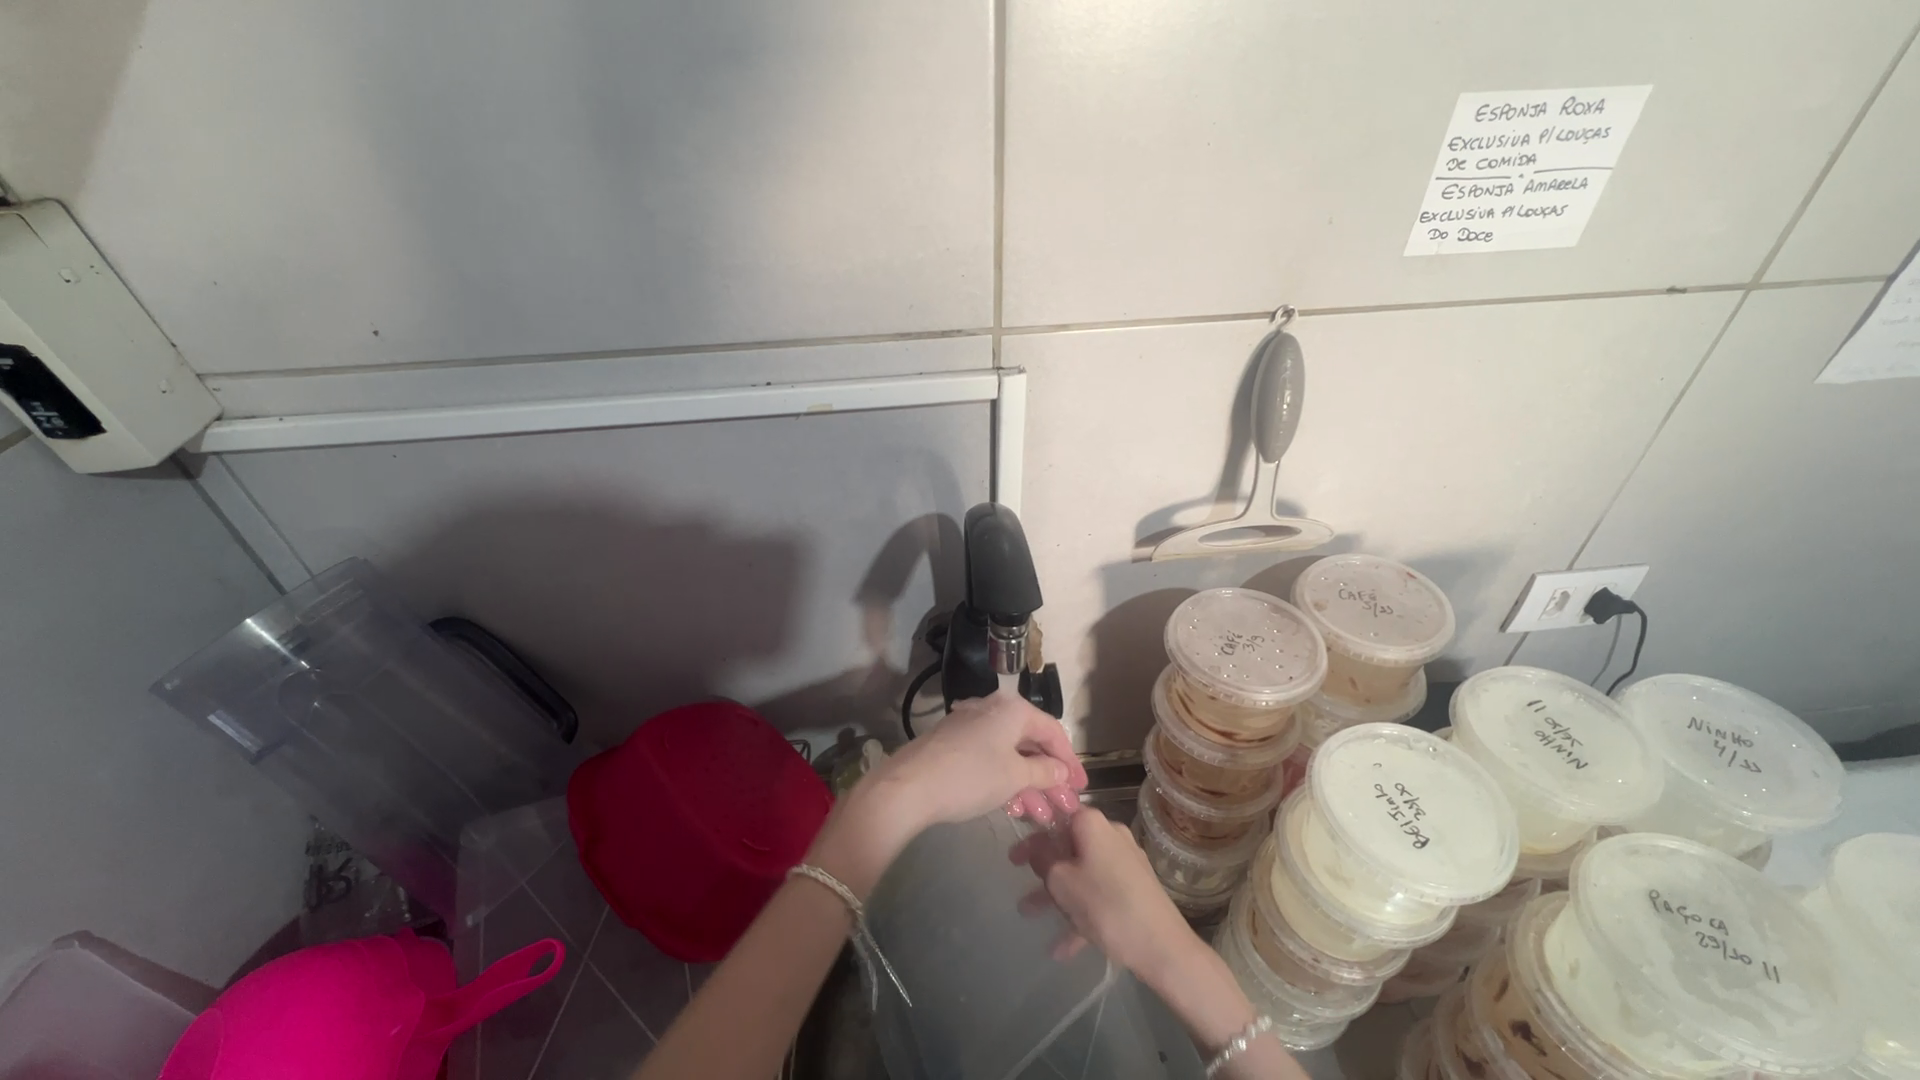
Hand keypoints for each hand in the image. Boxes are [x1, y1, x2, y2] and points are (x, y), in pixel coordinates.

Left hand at [878, 691, 1086, 827]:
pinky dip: (1005, 782)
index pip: (1053, 732)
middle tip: (1064, 808)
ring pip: (1010, 755)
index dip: (1070, 762)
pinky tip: (1013, 809)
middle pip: (1031, 744)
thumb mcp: (1015, 777)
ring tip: (1041, 818)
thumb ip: (1044, 772)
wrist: (909, 787)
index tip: (1082, 788)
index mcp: (1012, 709)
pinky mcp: (953, 745)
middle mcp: (992, 710)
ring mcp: (969, 727)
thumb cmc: (971, 776)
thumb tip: (1061, 770)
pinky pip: (990, 760)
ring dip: (1029, 786)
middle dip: (1049, 779)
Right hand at [1009, 808, 1201, 979]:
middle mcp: (1111, 835)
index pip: (1056, 817)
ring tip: (1030, 915)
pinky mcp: (1135, 888)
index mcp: (1093, 824)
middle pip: (1068, 846)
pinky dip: (1080, 913)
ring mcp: (1125, 862)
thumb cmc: (1105, 906)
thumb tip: (1036, 844)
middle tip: (1020, 884)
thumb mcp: (1061, 881)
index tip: (1013, 858)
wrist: (1162, 948)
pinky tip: (1062, 948)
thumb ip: (1042, 858)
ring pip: (1082, 873)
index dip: (1032, 835)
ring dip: (1057, 893)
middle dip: (1043, 869)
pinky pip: (1098, 894)